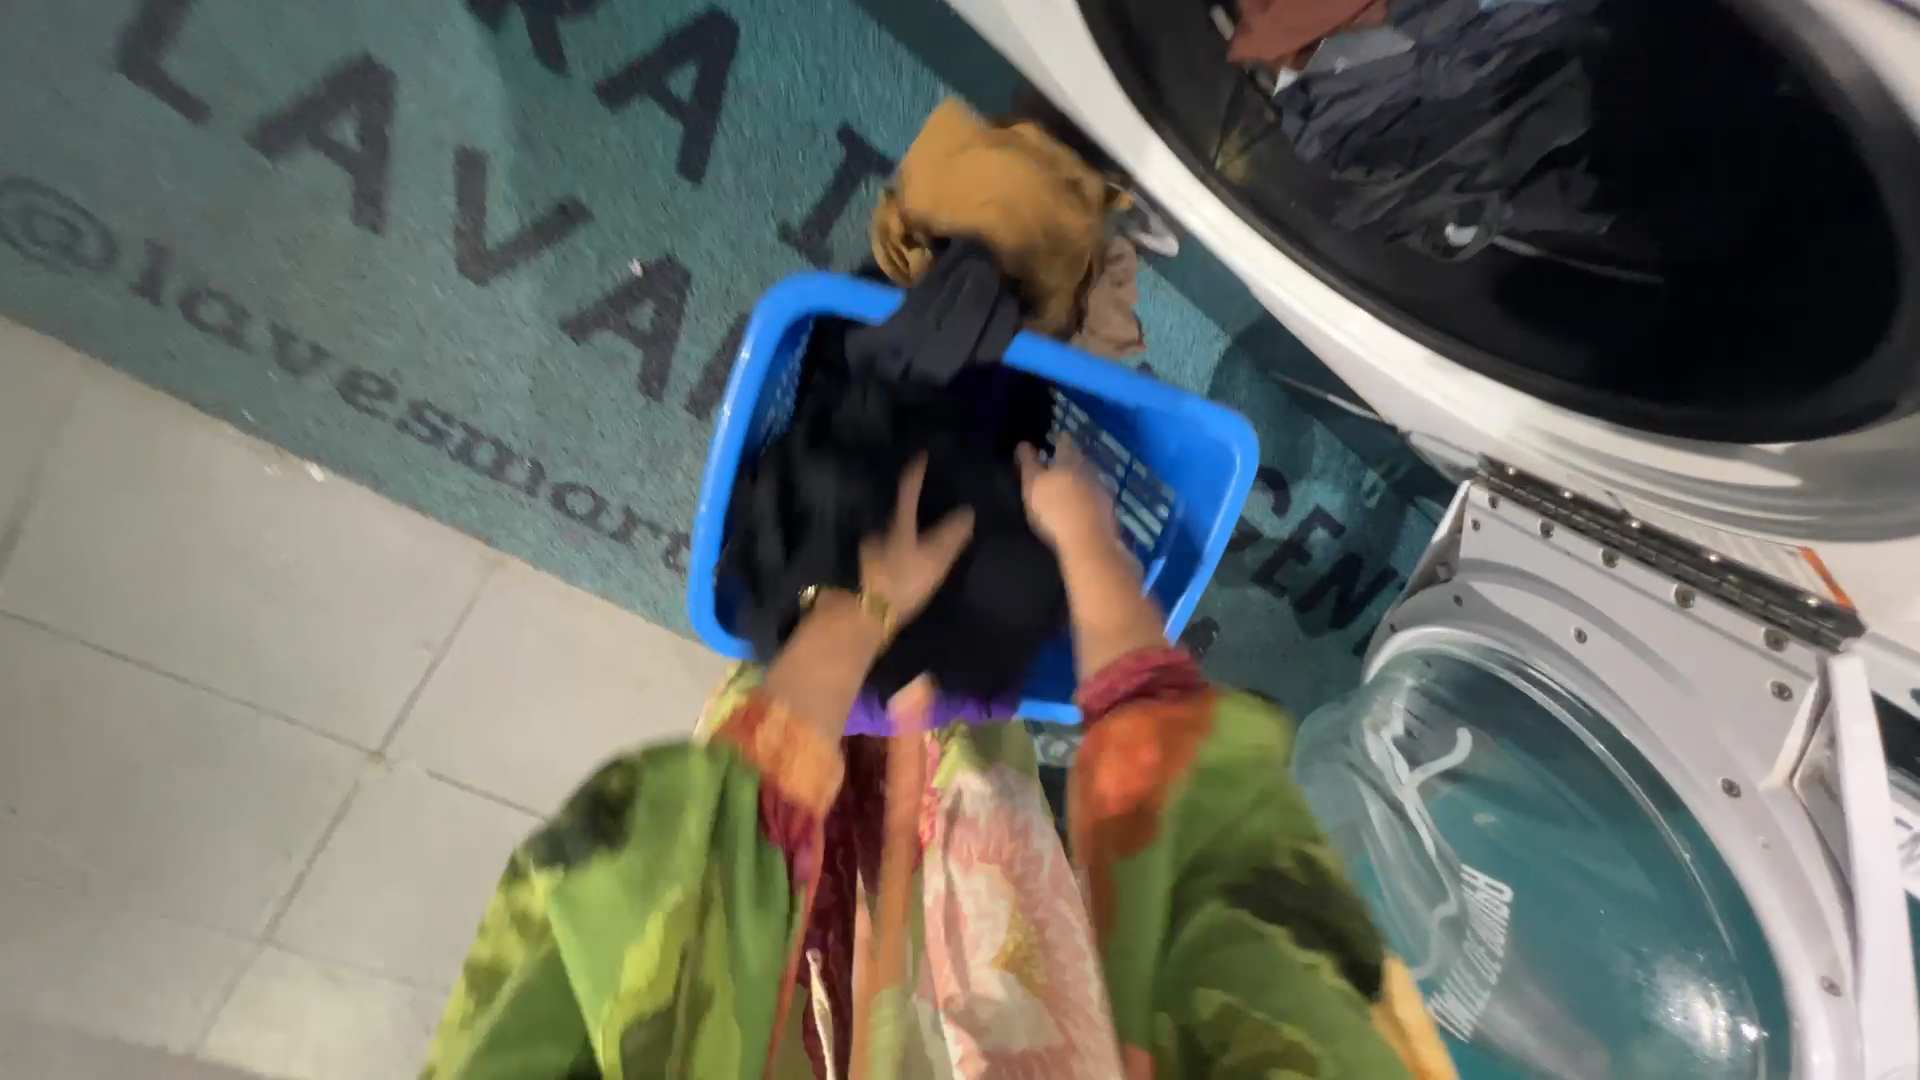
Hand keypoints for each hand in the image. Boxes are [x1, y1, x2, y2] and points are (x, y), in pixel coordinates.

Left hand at [859, 454, 975, 621]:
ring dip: (904, 525)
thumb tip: (967, 509)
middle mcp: (881, 528)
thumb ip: (952, 533)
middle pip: (897, 508)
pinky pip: (887, 547)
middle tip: (929, 497)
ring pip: (891, 528)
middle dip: (912, 501)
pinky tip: (905, 553)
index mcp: (899, 521)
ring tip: (921, 526)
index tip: (922, 455)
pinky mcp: (868, 567)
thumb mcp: (934, 557)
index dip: (917, 471)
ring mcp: (872, 547)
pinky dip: (897, 544)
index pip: (908, 488)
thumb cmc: (902, 580)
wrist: (867, 613)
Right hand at [1015, 439, 1118, 555]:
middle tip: (1059, 463)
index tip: (1054, 437)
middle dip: (1071, 460)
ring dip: (1081, 479)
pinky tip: (1083, 507)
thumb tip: (1023, 443)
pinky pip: (1097, 498)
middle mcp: (1090, 470)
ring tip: (1069, 486)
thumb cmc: (1054, 510)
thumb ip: (1028, 463)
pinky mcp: (1109, 510)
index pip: (1065, 442)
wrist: (1088, 542)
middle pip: (1080, 459)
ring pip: (1090, 478)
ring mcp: (1103, 490)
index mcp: (1069, 461)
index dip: (1059, 438)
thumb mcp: (1032, 485)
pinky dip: (1089, 498)